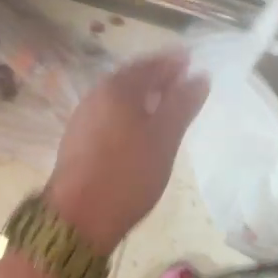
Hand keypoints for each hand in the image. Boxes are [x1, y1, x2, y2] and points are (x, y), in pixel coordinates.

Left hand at [44, 50, 208, 252]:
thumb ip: (182, 104)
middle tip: (179, 79)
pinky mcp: (77, 138)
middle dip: (156, 75)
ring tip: (162, 103)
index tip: (190, 60)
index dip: (172, 62)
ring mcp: (84, 116)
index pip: (150, 65)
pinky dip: (127, 110)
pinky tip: (137, 127)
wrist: (77, 218)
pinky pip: (109, 112)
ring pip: (118, 95)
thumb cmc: (127, 174)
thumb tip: (200, 75)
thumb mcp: (164, 138)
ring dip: (141, 94)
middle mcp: (97, 94)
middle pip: (132, 76)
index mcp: (119, 88)